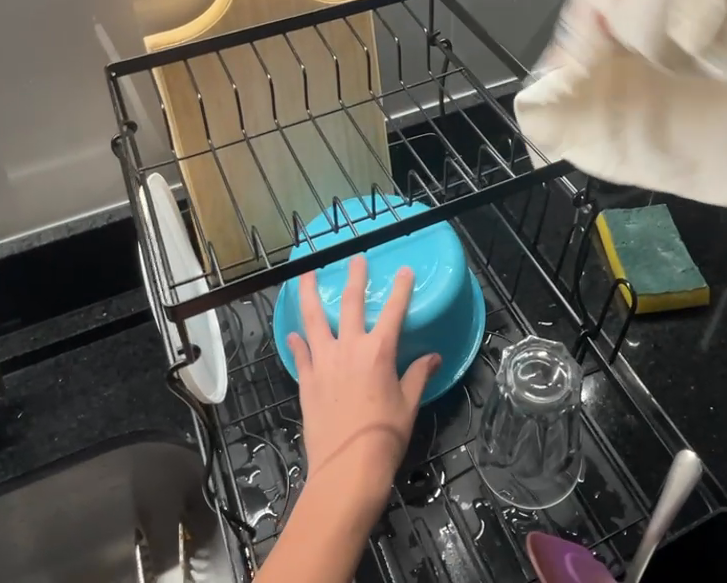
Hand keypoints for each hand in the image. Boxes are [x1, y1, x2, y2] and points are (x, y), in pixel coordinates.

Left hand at [287, 256, 439, 513]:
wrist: (347, 467)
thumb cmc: (384, 437)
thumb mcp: (408, 405)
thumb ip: (418, 376)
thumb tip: (433, 357)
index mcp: (379, 351)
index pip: (394, 311)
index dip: (401, 288)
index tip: (404, 270)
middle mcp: (350, 347)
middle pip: (352, 303)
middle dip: (355, 277)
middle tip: (355, 258)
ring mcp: (324, 361)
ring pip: (314, 318)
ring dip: (310, 293)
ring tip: (306, 274)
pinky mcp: (306, 379)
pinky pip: (300, 353)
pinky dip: (297, 341)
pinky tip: (293, 332)